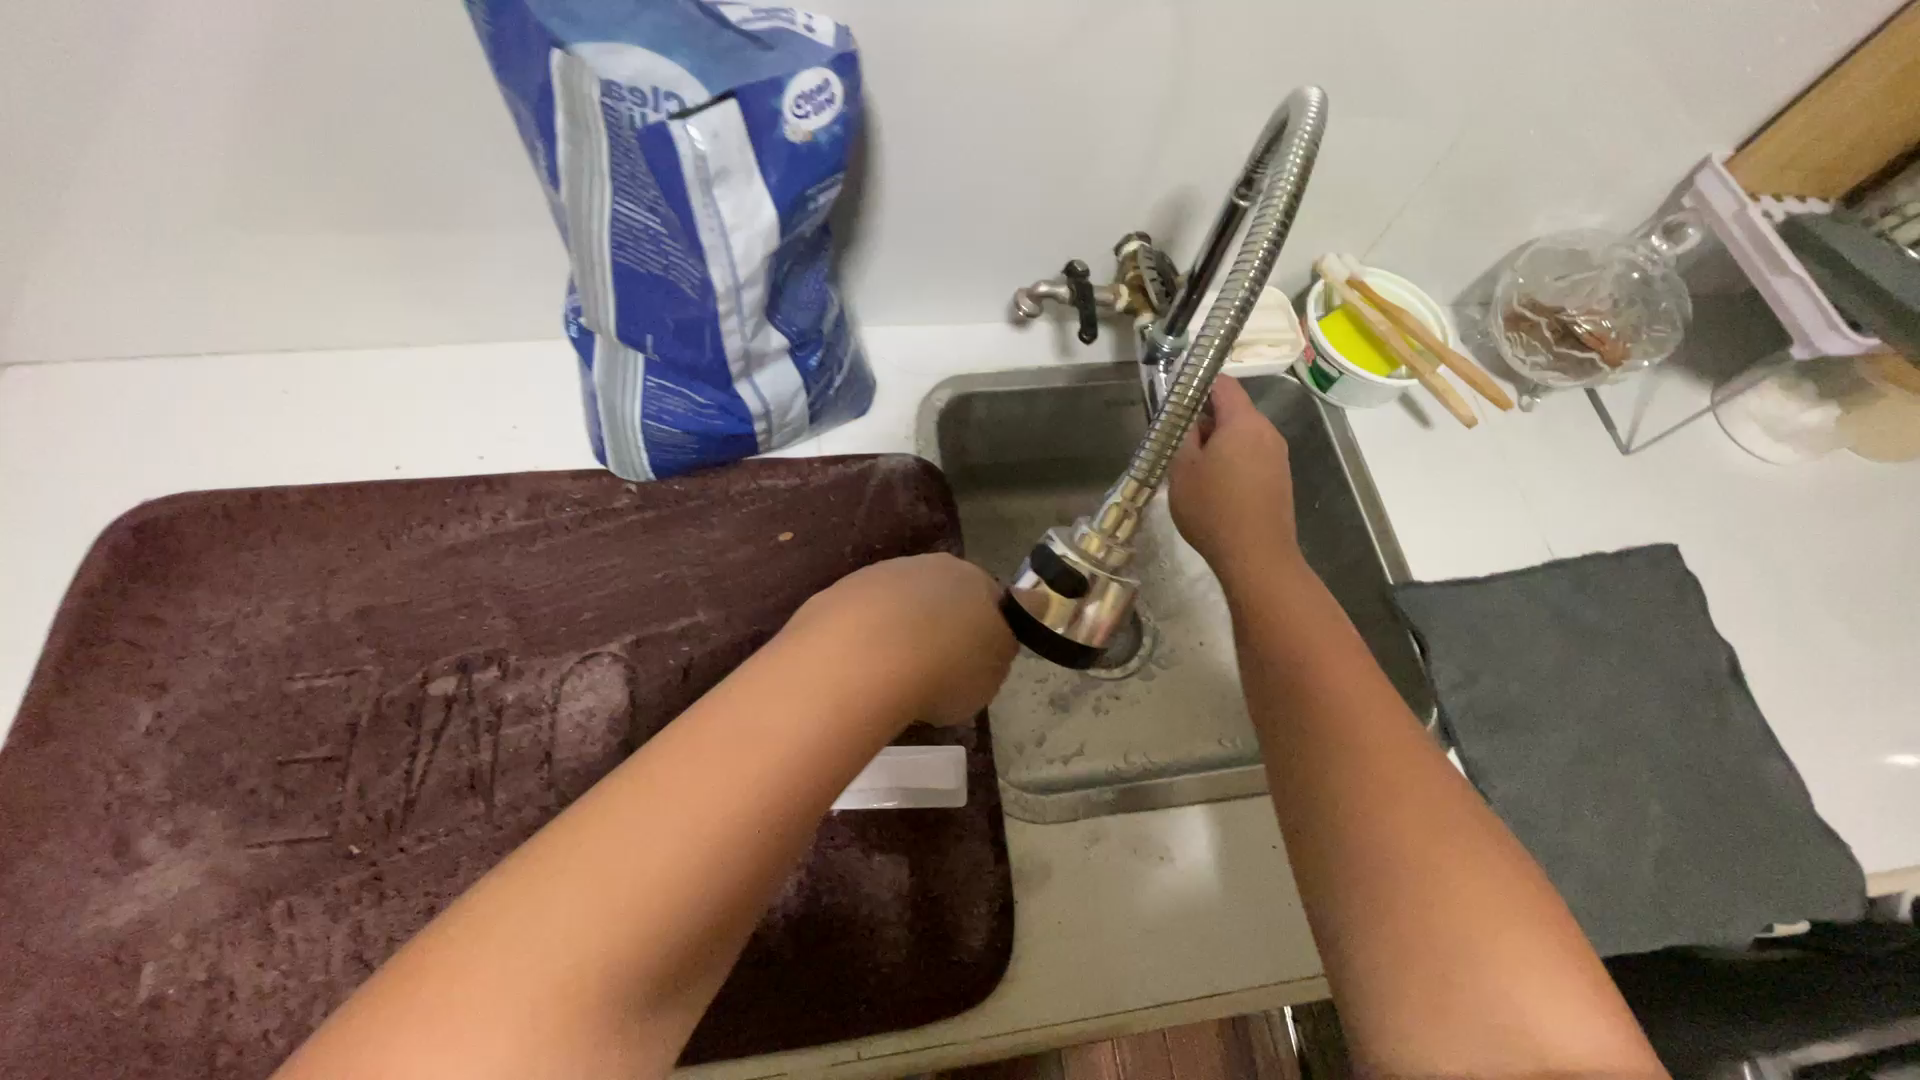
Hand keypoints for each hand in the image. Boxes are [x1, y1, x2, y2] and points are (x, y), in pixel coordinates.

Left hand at [784, 553, 1016, 725]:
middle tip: (936, 673)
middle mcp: (931, 567)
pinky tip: (861, 670)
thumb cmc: (944, 671)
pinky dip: (864, 640)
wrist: (864, 659)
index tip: (977, 664)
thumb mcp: (990, 678)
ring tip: (892, 678)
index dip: (989, 633)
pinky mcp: (841, 590)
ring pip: (900, 605)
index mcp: (978, 581)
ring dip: (900, 632)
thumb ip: (993, 656)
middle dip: (942, 627)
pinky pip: (863, 619)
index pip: (995, 601)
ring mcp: (882, 575)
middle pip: (944, 597)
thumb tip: (988, 644)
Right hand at [1168, 375, 1302, 585]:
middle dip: (1204, 420)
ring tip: (1193, 471)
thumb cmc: (1212, 509)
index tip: (1175, 401)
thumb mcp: (1182, 469)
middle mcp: (1267, 432)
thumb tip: (1187, 416)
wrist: (1257, 557)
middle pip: (1234, 411)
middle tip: (1176, 443)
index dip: (1197, 385)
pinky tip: (1215, 489)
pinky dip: (1232, 462)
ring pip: (1242, 436)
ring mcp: (1278, 457)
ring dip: (1218, 444)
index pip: (1223, 384)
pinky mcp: (1280, 479)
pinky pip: (1252, 457)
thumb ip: (1182, 434)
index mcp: (1243, 422)